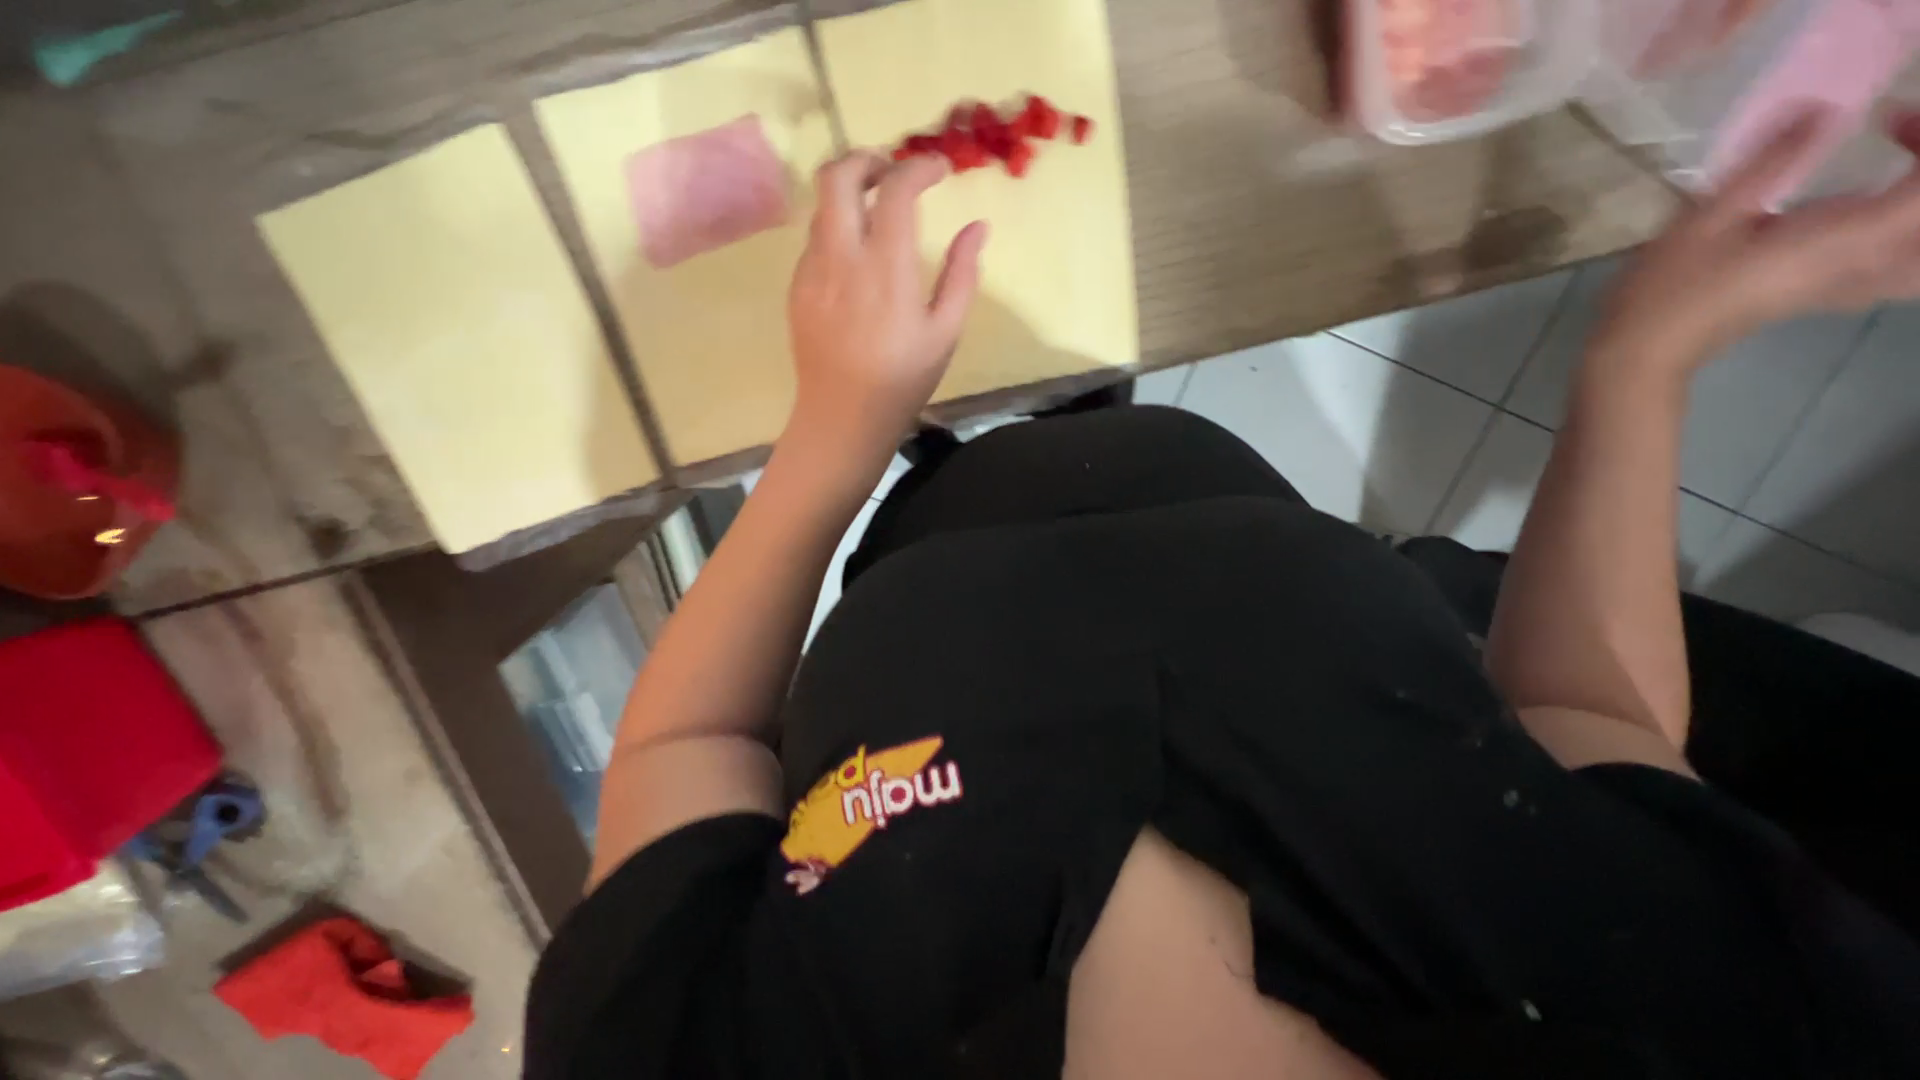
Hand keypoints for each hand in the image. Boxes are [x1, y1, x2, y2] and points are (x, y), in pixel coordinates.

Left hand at [787, 151, 989, 453]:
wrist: (842, 416)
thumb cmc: (903, 378)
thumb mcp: (945, 330)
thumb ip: (962, 273)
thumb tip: (978, 227)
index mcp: (886, 267)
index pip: (896, 189)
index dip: (919, 166)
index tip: (939, 169)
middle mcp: (842, 257)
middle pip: (838, 175)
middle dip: (868, 160)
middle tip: (894, 173)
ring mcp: (812, 270)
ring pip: (822, 205)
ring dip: (850, 193)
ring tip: (878, 210)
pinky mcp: (797, 287)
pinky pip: (814, 239)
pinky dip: (837, 227)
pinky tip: (858, 256)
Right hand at [1600, 107, 1919, 371]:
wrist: (1644, 349)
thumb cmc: (1669, 287)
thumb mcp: (1708, 216)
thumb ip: (1772, 160)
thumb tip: (1819, 111)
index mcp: (1846, 236)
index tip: (1885, 116)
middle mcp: (1867, 261)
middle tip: (1900, 144)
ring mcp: (1853, 283)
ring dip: (1911, 214)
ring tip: (1891, 185)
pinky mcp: (1831, 294)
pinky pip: (1903, 268)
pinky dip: (1903, 243)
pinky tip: (1872, 224)